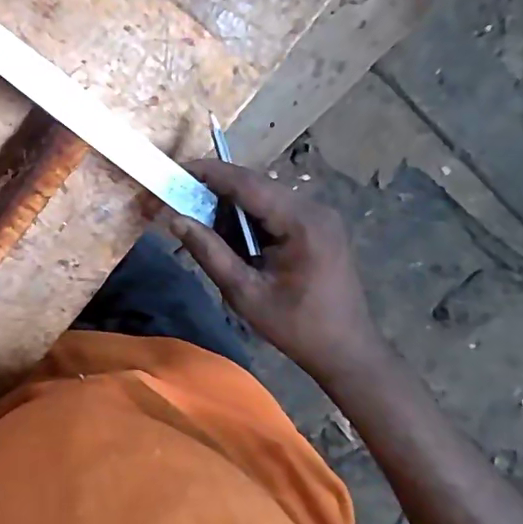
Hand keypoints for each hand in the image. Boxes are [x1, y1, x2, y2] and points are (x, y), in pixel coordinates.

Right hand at [164, 160, 386, 380]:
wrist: (348, 351)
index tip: (174, 171)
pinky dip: (248, 218)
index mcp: (301, 221)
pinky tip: (232, 240)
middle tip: (179, 203)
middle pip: (254, 185)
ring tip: (204, 229)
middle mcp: (313, 207)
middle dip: (214, 191)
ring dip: (230, 207)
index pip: (246, 183)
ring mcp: (318, 214)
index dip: (207, 173)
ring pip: (262, 196)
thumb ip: (210, 253)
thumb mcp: (246, 294)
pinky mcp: (317, 224)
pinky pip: (274, 209)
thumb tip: (175, 219)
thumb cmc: (298, 328)